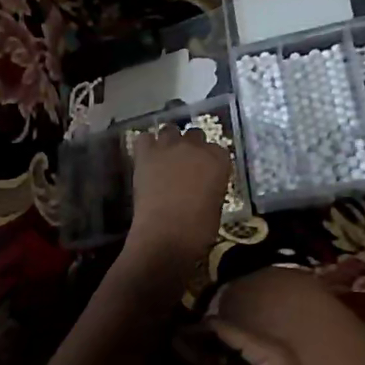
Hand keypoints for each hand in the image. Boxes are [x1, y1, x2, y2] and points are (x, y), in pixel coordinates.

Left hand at [125, 126, 231, 266]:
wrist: (166, 233)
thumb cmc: (197, 229)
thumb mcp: (215, 206)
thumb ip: (211, 188)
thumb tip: (202, 188)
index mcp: (219, 161)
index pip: (218, 150)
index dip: (209, 160)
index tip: (203, 171)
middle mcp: (196, 147)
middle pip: (194, 135)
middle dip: (190, 147)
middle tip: (182, 164)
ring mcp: (170, 147)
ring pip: (170, 130)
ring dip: (168, 141)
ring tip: (163, 157)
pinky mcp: (146, 154)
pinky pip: (144, 138)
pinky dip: (145, 146)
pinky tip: (145, 158)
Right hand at [174, 317, 329, 364]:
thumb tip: (174, 340)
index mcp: (268, 349)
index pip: (221, 327)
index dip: (192, 331)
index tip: (165, 343)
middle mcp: (269, 347)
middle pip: (223, 335)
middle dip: (196, 345)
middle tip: (169, 359)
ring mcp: (267, 360)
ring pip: (224, 348)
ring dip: (203, 359)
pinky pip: (232, 362)